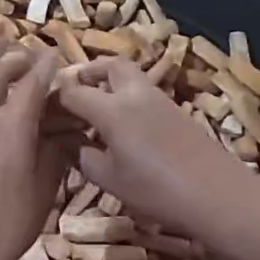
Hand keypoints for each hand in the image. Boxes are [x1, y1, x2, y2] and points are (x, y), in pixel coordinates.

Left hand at [0, 48, 65, 259]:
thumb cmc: (12, 218)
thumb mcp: (45, 185)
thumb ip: (55, 151)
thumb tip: (64, 131)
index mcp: (11, 125)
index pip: (31, 83)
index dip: (45, 67)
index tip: (57, 56)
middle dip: (13, 62)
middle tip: (31, 60)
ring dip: (0, 81)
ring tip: (23, 86)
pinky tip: (11, 120)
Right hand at [55, 57, 259, 249]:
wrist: (216, 194)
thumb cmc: (156, 190)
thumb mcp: (110, 179)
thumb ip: (84, 156)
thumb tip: (69, 142)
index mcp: (112, 109)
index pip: (73, 91)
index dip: (55, 99)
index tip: (43, 111)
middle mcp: (135, 93)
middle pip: (108, 65)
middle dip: (88, 73)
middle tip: (74, 94)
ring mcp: (161, 99)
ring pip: (130, 76)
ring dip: (110, 84)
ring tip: (97, 111)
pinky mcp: (177, 111)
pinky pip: (145, 92)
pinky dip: (128, 98)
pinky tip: (124, 126)